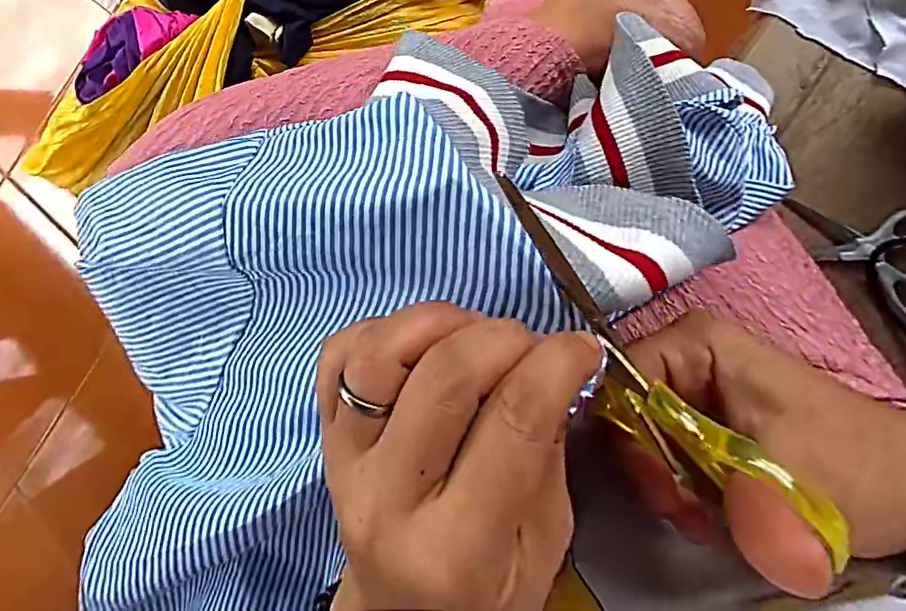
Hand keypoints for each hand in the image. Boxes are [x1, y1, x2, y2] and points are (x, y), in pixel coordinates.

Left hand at [316, 302, 602, 610]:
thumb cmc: (482, 591)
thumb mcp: (543, 544)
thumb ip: (548, 453)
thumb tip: (558, 362)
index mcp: (456, 550)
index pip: (513, 418)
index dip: (557, 362)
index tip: (583, 346)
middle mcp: (388, 499)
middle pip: (445, 375)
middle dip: (506, 336)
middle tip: (532, 345)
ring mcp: (343, 460)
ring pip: (380, 352)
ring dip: (442, 321)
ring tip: (475, 335)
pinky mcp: (323, 431)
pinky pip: (339, 351)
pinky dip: (385, 328)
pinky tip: (424, 345)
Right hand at [621, 312, 905, 597]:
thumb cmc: (856, 465)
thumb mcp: (793, 482)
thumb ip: (734, 497)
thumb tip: (686, 512)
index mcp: (699, 342)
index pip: (622, 378)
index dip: (630, 438)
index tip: (666, 494)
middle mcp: (690, 355)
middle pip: (630, 411)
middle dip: (655, 472)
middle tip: (696, 514)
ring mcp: (699, 386)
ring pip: (647, 439)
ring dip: (672, 489)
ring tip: (718, 519)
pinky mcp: (710, 419)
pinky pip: (671, 455)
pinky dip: (687, 493)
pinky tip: (723, 514)